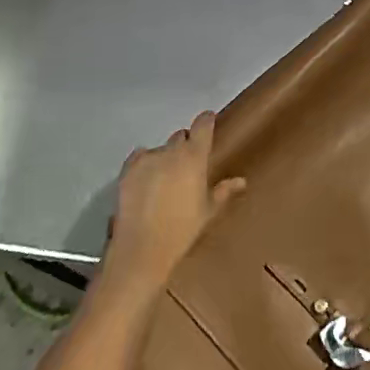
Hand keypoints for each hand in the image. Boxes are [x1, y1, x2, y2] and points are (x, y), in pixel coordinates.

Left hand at [105, 111, 244, 284]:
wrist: (143, 249)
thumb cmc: (182, 230)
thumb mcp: (207, 211)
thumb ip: (224, 191)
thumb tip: (241, 181)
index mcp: (194, 157)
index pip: (202, 125)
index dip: (206, 121)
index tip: (209, 121)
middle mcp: (171, 150)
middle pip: (180, 137)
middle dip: (185, 146)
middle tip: (186, 169)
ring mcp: (147, 157)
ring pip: (160, 149)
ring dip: (164, 159)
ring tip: (163, 183)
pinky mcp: (128, 168)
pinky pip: (140, 158)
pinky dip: (144, 165)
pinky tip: (145, 185)